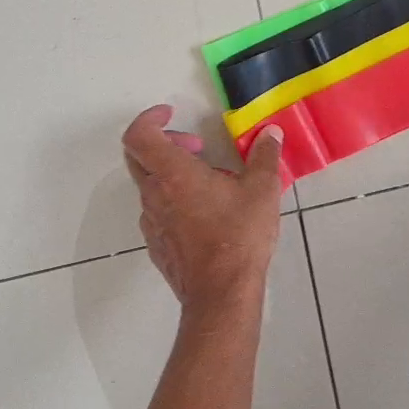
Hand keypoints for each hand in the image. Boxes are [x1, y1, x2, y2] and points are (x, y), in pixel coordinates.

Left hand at [122, 105, 283, 315]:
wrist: (222, 294)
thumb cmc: (238, 235)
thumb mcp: (262, 188)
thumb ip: (264, 155)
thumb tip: (270, 133)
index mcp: (173, 174)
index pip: (138, 135)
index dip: (149, 118)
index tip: (171, 113)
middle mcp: (154, 195)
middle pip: (138, 157)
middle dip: (165, 142)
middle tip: (197, 146)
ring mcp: (152, 223)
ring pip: (150, 185)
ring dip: (172, 173)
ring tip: (211, 181)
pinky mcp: (157, 246)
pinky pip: (158, 211)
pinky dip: (175, 199)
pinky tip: (206, 211)